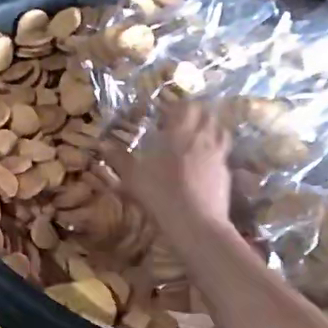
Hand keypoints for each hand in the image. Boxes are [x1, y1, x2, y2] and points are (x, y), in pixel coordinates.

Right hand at [102, 99, 232, 233]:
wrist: (195, 221)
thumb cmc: (160, 194)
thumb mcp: (132, 177)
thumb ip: (118, 158)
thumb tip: (101, 144)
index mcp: (179, 133)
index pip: (186, 107)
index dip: (179, 105)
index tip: (168, 111)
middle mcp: (202, 138)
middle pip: (207, 114)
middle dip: (197, 114)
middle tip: (184, 121)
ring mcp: (218, 154)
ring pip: (220, 130)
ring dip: (210, 128)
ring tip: (198, 136)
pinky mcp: (226, 172)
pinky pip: (223, 152)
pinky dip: (216, 150)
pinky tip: (206, 161)